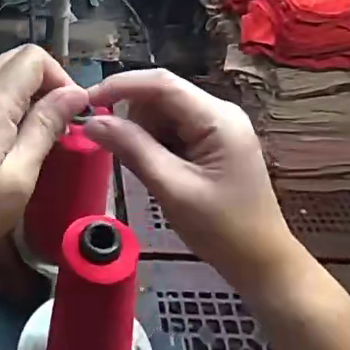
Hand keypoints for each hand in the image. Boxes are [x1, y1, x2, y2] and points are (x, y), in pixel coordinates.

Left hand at [0, 45, 88, 300]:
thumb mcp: (19, 177)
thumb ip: (46, 127)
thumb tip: (76, 94)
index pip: (34, 57)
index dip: (61, 78)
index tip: (72, 114)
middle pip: (16, 60)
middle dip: (46, 83)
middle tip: (59, 124)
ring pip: (1, 74)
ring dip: (26, 94)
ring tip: (40, 134)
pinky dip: (6, 103)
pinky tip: (12, 139)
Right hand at [84, 70, 299, 285]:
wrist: (263, 265)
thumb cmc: (223, 230)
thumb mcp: (172, 189)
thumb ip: (132, 149)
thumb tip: (91, 122)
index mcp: (217, 117)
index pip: (161, 83)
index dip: (120, 86)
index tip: (86, 102)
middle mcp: (219, 111)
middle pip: (161, 95)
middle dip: (134, 118)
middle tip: (122, 154)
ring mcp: (218, 126)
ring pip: (163, 112)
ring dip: (144, 135)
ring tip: (152, 173)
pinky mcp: (213, 141)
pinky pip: (173, 128)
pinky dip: (156, 145)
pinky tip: (161, 172)